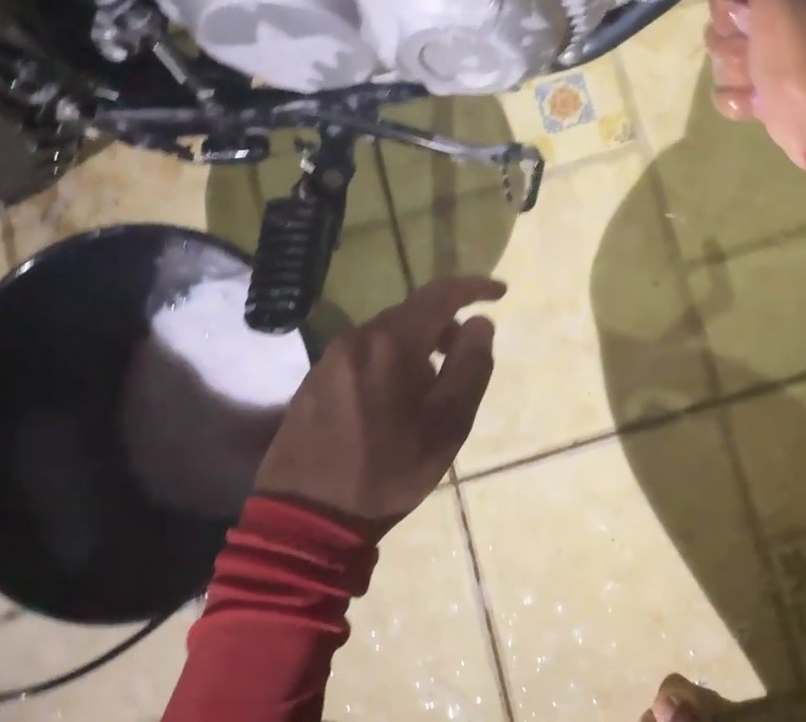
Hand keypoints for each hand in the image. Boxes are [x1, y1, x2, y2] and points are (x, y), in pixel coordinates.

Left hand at [253, 276, 505, 532]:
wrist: (306, 518)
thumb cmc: (389, 469)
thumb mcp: (448, 424)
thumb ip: (471, 365)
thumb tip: (479, 324)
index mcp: (392, 342)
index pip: (440, 294)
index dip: (474, 287)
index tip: (500, 293)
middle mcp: (357, 339)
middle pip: (412, 313)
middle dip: (446, 323)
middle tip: (468, 353)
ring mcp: (330, 359)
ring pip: (387, 335)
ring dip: (418, 345)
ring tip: (435, 384)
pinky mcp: (314, 382)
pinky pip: (365, 355)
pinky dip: (392, 360)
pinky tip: (397, 399)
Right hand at [706, 0, 805, 165]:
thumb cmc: (796, 54)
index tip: (743, 9)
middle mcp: (774, 25)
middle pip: (720, 22)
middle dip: (728, 37)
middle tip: (753, 47)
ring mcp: (766, 64)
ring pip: (720, 59)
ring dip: (734, 70)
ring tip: (759, 79)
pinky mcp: (760, 99)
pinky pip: (727, 93)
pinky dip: (739, 100)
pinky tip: (757, 103)